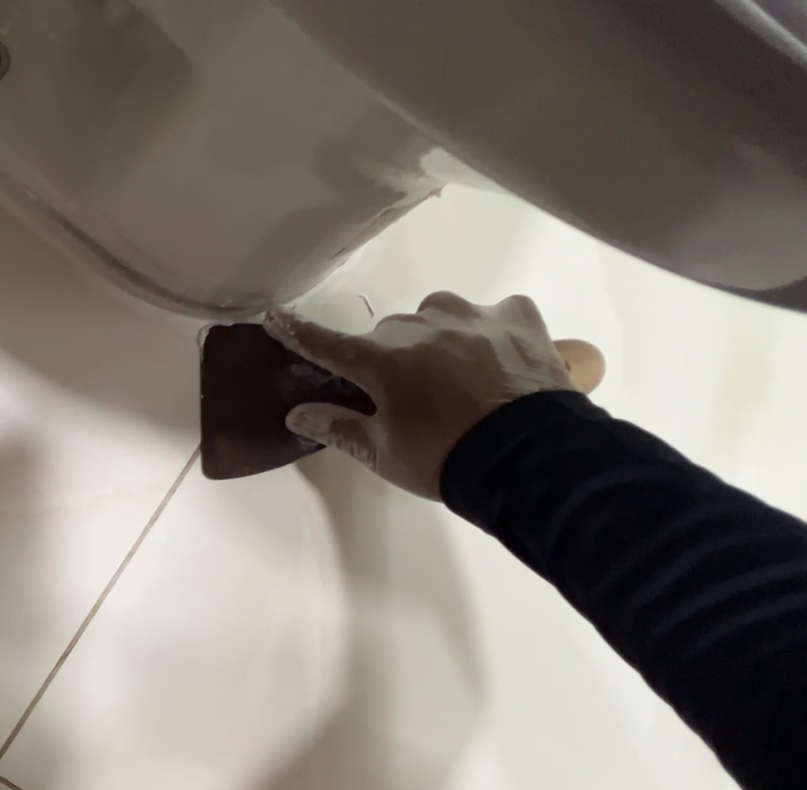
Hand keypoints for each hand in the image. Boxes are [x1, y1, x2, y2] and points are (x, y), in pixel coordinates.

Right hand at [268, 293, 604, 499]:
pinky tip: (494, 356)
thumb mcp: (381, 452)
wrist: (532, 460)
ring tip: (449, 368)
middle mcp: (423, 328)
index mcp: (384, 362)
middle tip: (397, 390)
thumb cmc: (443, 458)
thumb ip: (337, 427)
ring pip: (436, 313)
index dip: (298, 332)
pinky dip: (485, 330)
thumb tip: (296, 414)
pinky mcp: (519, 319)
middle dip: (384, 354)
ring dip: (432, 334)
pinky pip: (493, 312)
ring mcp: (474, 319)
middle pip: (387, 331)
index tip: (275, 317)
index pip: (328, 344)